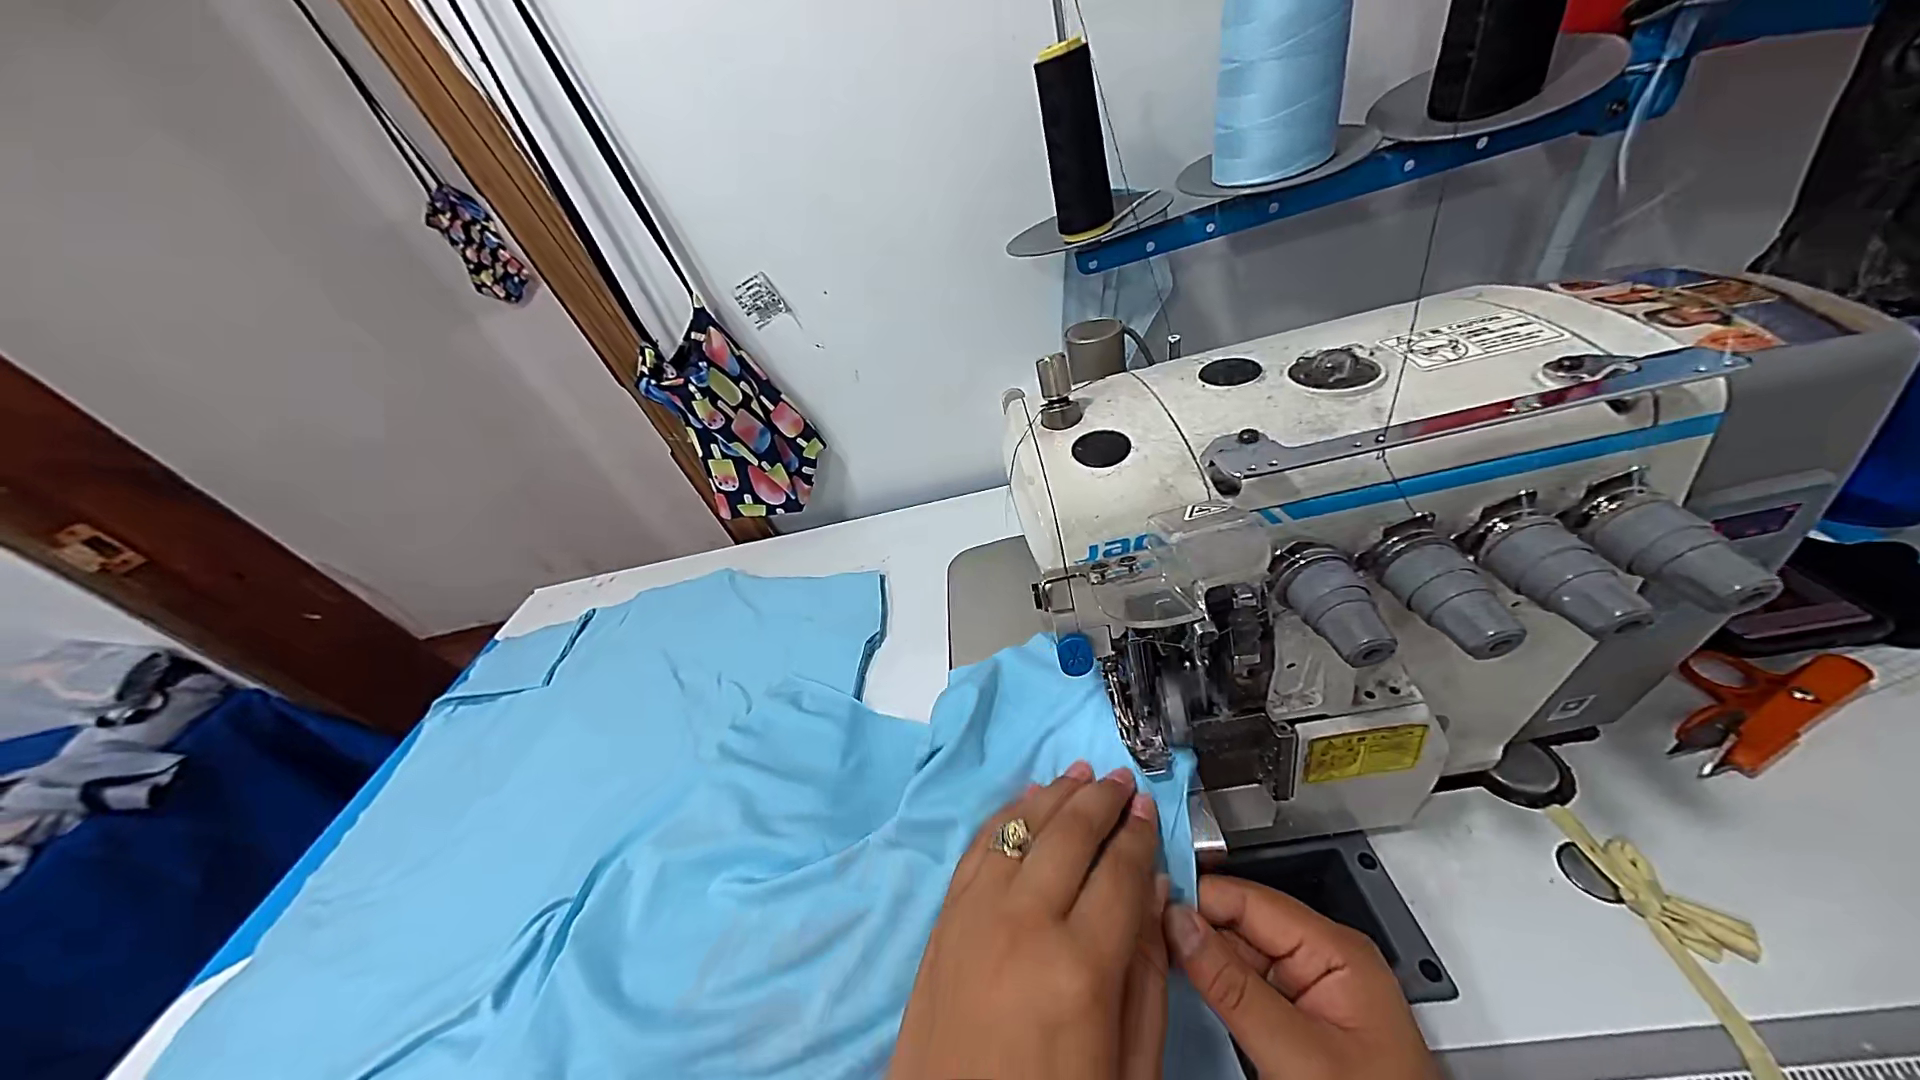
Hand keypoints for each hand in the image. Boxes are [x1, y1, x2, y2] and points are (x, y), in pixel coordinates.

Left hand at [889, 761, 1169, 1079]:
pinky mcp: (946, 915)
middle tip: (1121, 781)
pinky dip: (1008, 814)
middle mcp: (1025, 922)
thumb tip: (1154, 893)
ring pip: (1022, 826)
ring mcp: (977, 912)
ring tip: (1081, 774)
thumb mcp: (1127, 1064)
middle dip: (1102, 800)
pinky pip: (981, 844)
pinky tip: (1027, 800)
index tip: (1148, 810)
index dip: (1139, 836)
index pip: (1120, 873)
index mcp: (1080, 966)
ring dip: (1055, 795)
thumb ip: (1147, 975)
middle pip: (1071, 835)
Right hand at [1164, 876, 1438, 1079]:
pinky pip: (1240, 983)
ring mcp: (1306, 988)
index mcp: (1336, 951)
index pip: (1246, 898)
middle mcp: (1321, 959)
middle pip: (1237, 921)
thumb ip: (1235, 986)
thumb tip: (1181, 923)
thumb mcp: (1302, 1054)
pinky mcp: (1293, 1015)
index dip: (1195, 897)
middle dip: (1190, 924)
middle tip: (1142, 930)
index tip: (1148, 901)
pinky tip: (1182, 979)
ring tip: (1153, 951)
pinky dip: (1209, 981)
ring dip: (1195, 953)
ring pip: (1233, 952)